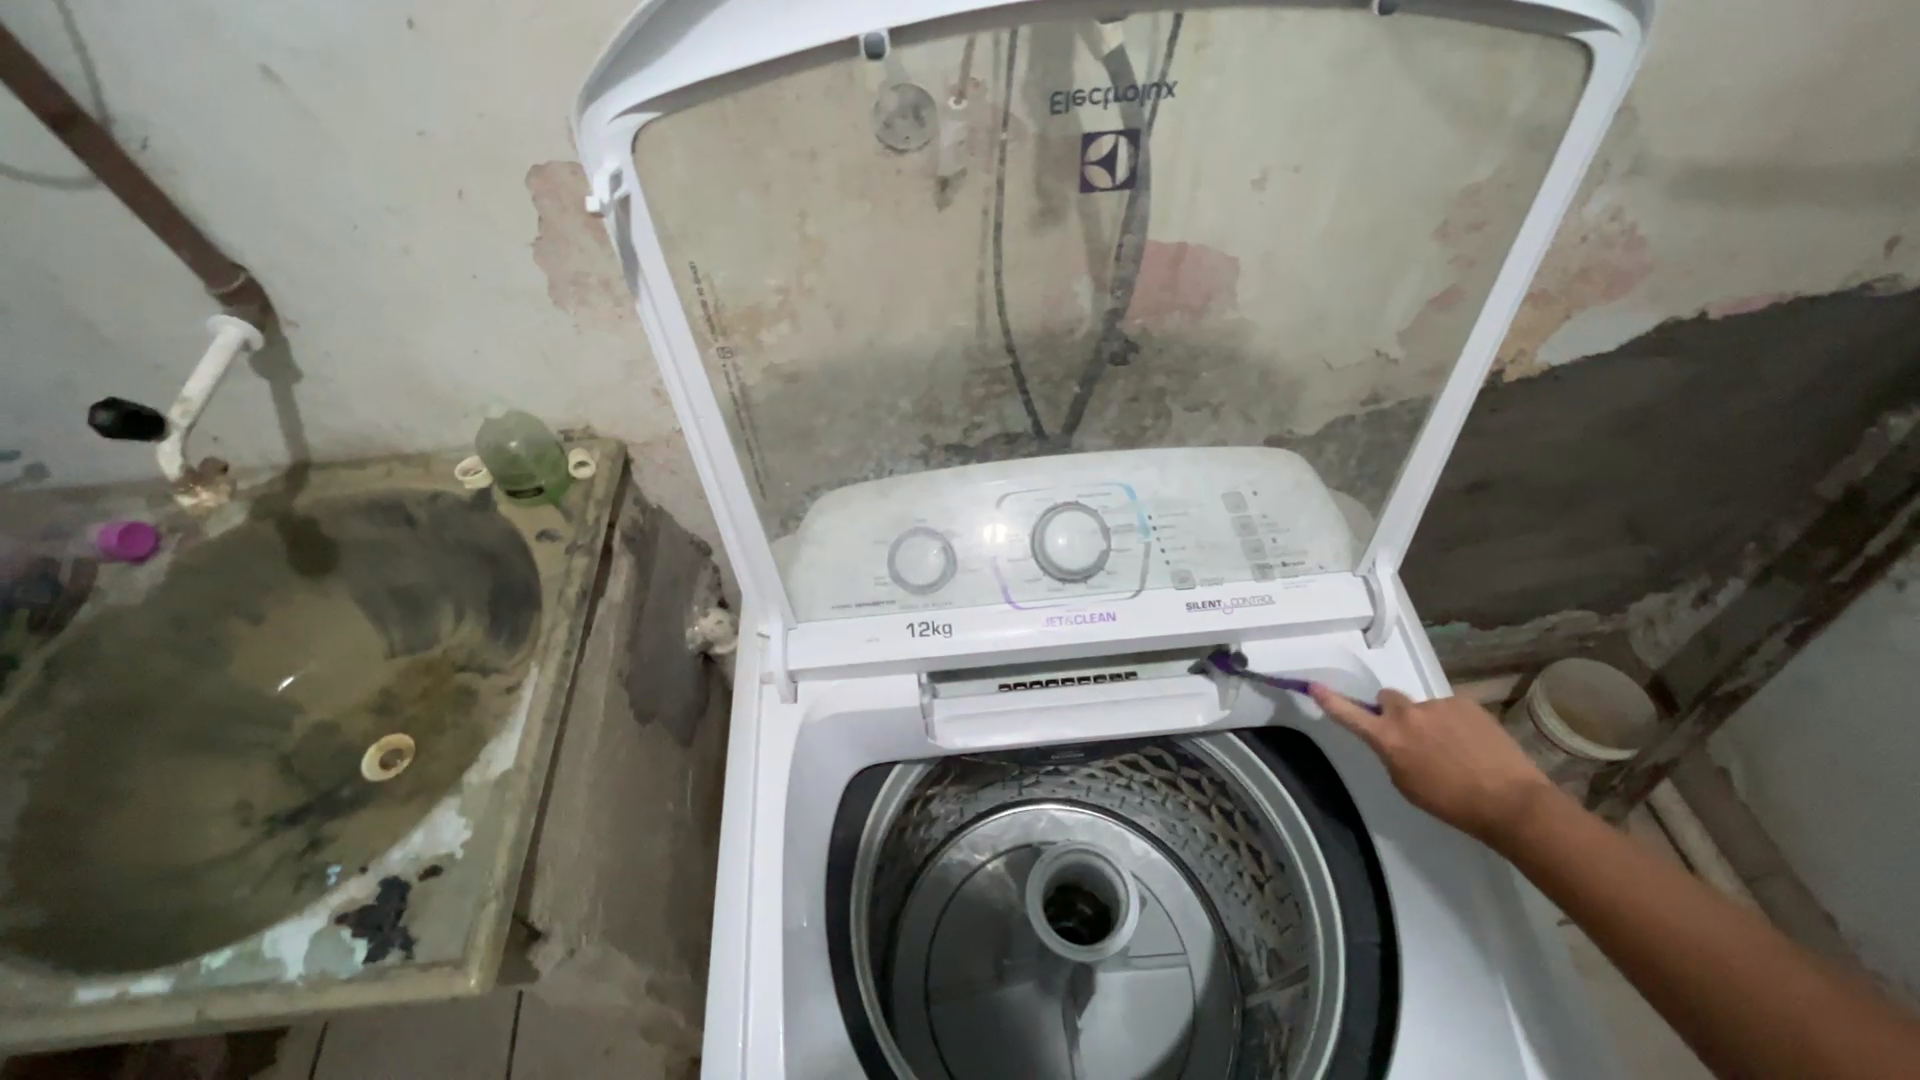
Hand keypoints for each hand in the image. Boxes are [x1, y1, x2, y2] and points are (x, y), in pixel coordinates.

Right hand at [1308, 683, 1558, 845]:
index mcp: (1388, 739)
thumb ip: (1391, 756)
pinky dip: (1455, 723)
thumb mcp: (1406, 784)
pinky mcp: (1465, 703)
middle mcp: (1407, 715)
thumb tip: (1396, 742)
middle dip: (1392, 713)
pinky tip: (1473, 746)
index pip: (1349, 714)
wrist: (1510, 800)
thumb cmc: (1451, 803)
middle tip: (1410, 736)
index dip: (1330, 700)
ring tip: (1455, 750)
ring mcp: (1438, 705)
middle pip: (1387, 700)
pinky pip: (1449, 709)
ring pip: (1422, 707)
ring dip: (1429, 722)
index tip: (1314, 686)